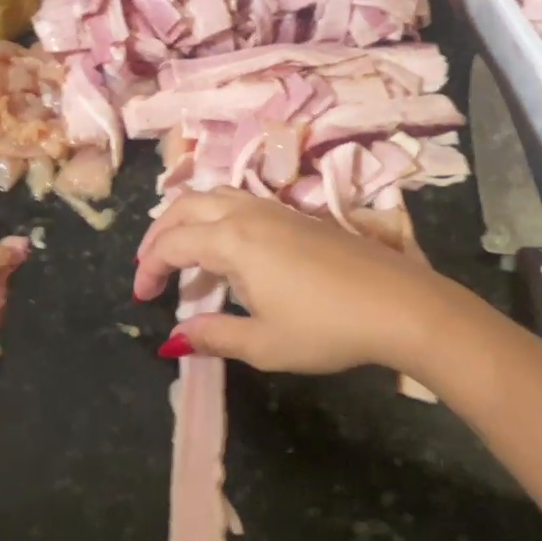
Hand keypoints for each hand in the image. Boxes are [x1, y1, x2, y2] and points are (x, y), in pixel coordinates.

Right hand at [133, 189, 454, 373]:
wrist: (399, 304)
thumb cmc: (327, 327)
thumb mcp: (264, 344)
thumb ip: (214, 336)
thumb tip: (175, 339)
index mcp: (232, 241)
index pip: (172, 243)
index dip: (149, 268)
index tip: (142, 298)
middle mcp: (247, 213)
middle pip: (187, 205)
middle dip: (159, 232)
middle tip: (150, 266)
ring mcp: (276, 210)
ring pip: (216, 196)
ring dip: (188, 218)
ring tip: (182, 250)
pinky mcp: (298, 216)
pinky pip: (241, 202)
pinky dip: (217, 217)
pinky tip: (228, 248)